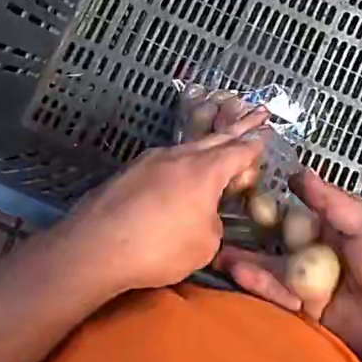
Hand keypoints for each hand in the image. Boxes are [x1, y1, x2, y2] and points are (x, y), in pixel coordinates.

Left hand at [51, 111, 266, 296]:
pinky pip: (164, 162)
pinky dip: (179, 165)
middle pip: (215, 138)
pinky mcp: (128, 172)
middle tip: (257, 114)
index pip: (239, 150)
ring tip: (217, 146)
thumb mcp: (205, 244)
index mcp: (205, 170)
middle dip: (238, 127)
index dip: (255, 144)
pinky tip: (177, 176)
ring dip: (206, 147)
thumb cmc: (159, 248)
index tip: (266, 133)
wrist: (95, 247)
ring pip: (187, 148)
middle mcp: (179, 156)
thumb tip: (205, 214)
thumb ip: (214, 222)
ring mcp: (150, 160)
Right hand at [216, 170, 361, 361]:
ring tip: (221, 253)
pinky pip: (281, 300)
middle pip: (283, 246)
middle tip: (222, 228)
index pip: (301, 217)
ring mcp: (318, 291)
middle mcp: (327, 260)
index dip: (274, 208)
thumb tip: (300, 173)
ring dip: (250, 263)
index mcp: (343, 235)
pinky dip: (260, 286)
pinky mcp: (312, 320)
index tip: (246, 197)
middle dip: (255, 238)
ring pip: (277, 272)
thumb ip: (332, 202)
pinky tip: (238, 273)